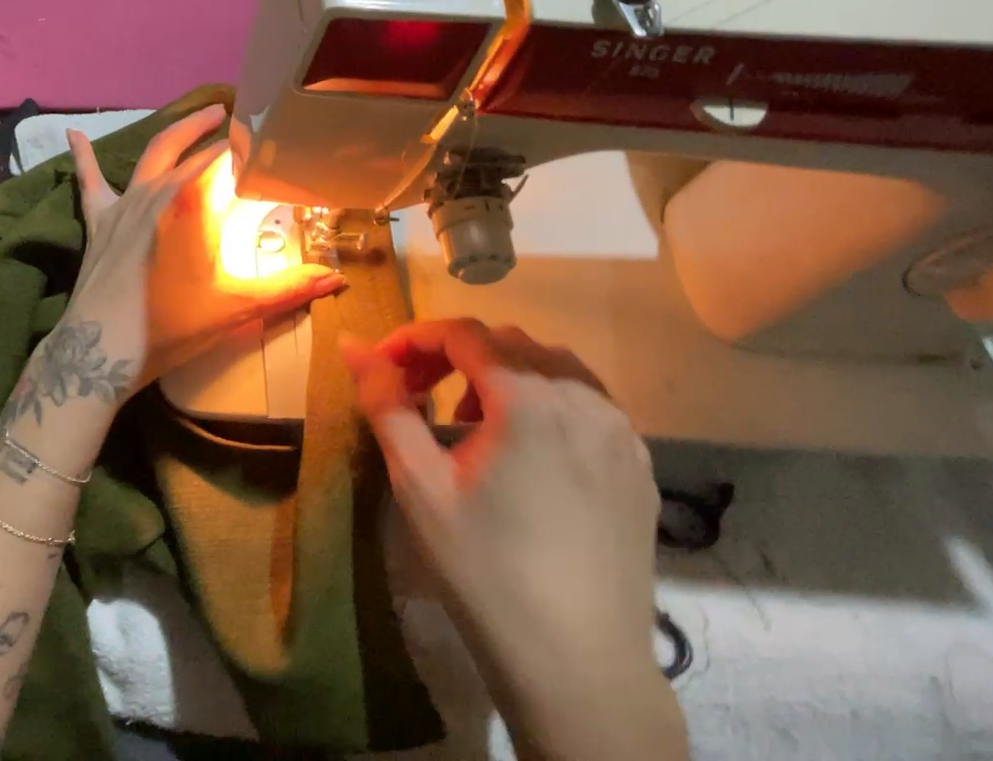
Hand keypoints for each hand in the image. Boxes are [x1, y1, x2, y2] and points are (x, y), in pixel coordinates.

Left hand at [65, 104, 343, 392]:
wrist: (101, 351)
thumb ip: (287, 290)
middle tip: (237, 118)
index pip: (228, 158)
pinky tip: (74, 132)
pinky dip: (84, 156)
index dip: (251, 146)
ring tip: (203, 115)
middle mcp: (157, 191)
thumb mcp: (234, 308)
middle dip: (217, 131)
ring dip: (179, 132)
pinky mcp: (98, 221)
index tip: (273, 139)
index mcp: (192, 202)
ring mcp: (124, 203)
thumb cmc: (170, 326)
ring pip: (152, 154)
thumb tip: (337, 281)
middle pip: (191, 148)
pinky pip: (90, 181)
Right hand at [341, 320, 684, 760]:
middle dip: (452, 354)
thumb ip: (385, 402)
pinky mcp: (640, 465)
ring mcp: (622, 432)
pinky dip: (544, 401)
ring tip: (466, 420)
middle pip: (508, 343)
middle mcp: (585, 398)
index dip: (412, 339)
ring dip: (500, 374)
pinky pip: (587, 403)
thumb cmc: (483, 566)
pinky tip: (522, 449)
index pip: (462, 333)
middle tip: (413, 393)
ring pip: (554, 367)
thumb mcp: (417, 482)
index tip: (379, 368)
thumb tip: (352, 344)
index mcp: (529, 397)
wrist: (576, 660)